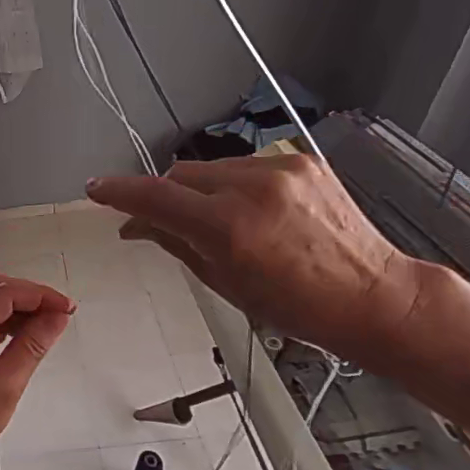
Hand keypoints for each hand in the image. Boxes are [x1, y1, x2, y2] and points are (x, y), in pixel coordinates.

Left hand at [0, 276, 75, 469]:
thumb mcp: (7, 386)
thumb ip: (33, 344)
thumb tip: (58, 316)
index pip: (4, 294)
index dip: (40, 296)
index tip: (68, 308)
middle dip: (32, 296)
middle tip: (62, 313)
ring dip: (21, 306)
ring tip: (50, 324)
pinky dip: (8, 319)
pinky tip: (28, 332)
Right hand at [86, 153, 428, 362]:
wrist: (369, 294)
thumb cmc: (303, 306)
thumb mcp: (227, 285)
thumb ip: (177, 246)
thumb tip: (142, 227)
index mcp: (230, 228)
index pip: (156, 197)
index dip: (120, 192)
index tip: (100, 189)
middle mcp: (253, 189)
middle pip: (181, 175)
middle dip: (165, 197)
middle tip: (161, 223)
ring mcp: (281, 171)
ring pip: (212, 169)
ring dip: (201, 192)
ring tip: (220, 225)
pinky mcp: (301, 162)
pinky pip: (247, 167)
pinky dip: (235, 187)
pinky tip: (251, 213)